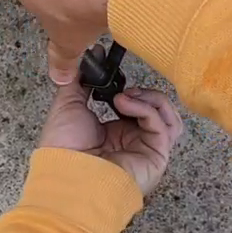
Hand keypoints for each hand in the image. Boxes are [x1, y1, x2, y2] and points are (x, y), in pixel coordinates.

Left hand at [38, 84, 183, 194]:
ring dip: (152, 100)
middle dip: (145, 94)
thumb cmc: (63, 149)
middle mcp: (133, 144)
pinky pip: (163, 126)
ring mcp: (146, 151)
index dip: (131, 91)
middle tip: (124, 89)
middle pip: (158, 112)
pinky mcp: (156, 157)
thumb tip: (90, 58)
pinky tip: (124, 103)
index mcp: (114, 135)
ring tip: (127, 96)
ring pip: (168, 118)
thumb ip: (79, 81)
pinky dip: (146, 108)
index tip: (115, 78)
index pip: (137, 108)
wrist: (67, 174)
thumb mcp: (67, 105)